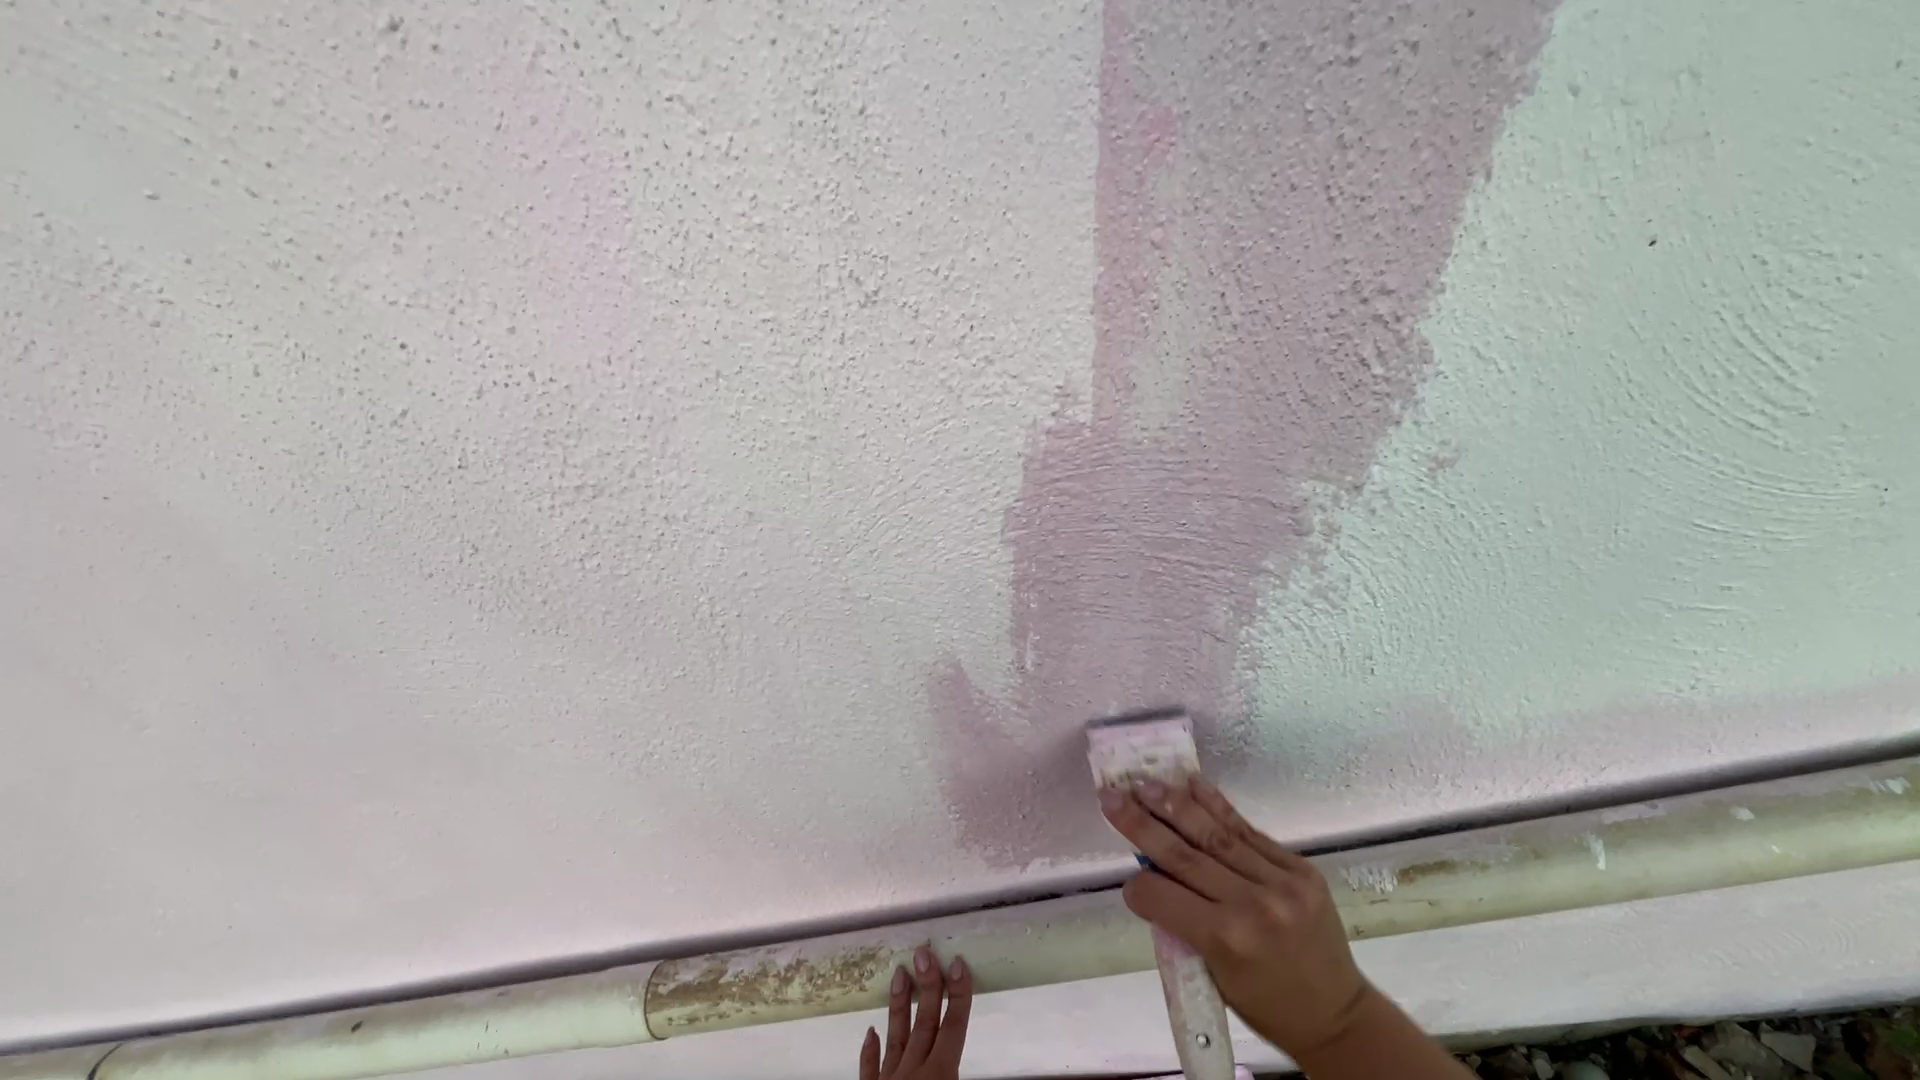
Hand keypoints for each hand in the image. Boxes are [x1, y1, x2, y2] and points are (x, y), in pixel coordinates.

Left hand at [858, 945, 971, 1079]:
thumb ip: (958, 1073)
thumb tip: (961, 1048)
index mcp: (939, 1076)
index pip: (953, 1028)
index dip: (958, 995)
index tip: (958, 964)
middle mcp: (913, 1072)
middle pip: (924, 1023)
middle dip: (927, 986)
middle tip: (923, 953)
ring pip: (896, 1037)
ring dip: (899, 1005)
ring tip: (899, 973)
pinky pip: (869, 1069)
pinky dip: (870, 1049)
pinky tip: (870, 1031)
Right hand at [1098, 777, 1370, 1058]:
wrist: (1336, 1014)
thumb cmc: (1264, 1003)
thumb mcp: (1212, 972)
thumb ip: (1183, 921)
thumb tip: (1153, 873)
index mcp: (1225, 939)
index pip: (1161, 896)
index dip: (1137, 886)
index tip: (1127, 881)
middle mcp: (1251, 904)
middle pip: (1183, 854)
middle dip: (1141, 822)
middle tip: (1112, 796)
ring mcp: (1280, 882)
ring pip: (1215, 833)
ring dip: (1174, 804)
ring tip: (1145, 783)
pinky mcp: (1300, 868)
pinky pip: (1249, 831)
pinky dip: (1217, 807)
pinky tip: (1193, 785)